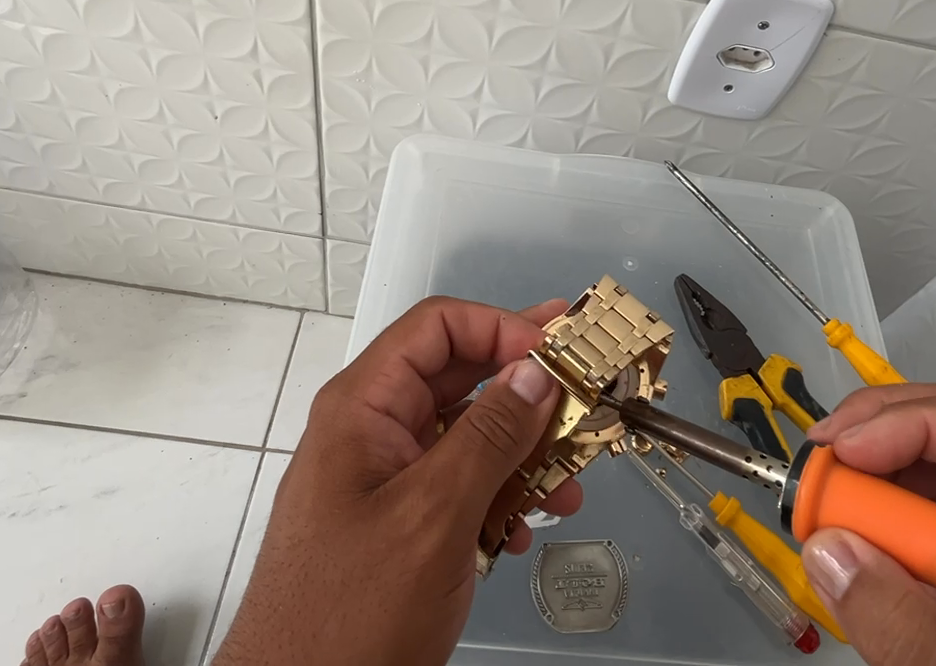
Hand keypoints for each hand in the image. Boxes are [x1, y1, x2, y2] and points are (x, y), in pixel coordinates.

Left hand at [215, 296, 583, 665]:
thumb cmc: (352, 610)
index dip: (500, 327)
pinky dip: (498, 493)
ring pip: (467, 432)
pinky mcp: (400, 516)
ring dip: (521, 450)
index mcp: (365, 404)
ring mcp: (386, 473)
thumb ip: (490, 436)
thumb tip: (537, 372)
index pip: (438, 326)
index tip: (557, 352)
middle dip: (524, 388)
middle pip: (459, 376)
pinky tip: (523, 526)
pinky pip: (459, 480)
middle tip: (583, 391)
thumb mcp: (435, 514)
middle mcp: (375, 427)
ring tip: (568, 479)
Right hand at [798, 384, 935, 665]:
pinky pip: (906, 506)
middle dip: (878, 427)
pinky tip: (834, 529)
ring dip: (862, 466)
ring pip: (925, 459)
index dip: (917, 423)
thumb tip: (827, 549)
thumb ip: (917, 634)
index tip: (848, 450)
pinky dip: (862, 507)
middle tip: (819, 458)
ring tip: (818, 496)